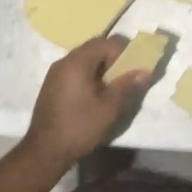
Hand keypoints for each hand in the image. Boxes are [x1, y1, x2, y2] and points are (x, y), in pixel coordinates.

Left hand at [23, 36, 150, 166]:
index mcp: (77, 61)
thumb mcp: (109, 108)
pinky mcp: (52, 85)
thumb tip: (145, 70)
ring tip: (112, 89)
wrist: (46, 149)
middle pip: (93, 48)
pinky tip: (94, 96)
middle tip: (125, 78)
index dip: (123, 51)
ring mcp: (55, 72)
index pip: (105, 42)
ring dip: (100, 68)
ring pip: (83, 60)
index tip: (135, 67)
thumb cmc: (80, 126)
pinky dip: (88, 75)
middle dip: (113, 59)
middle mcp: (64, 61)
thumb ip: (127, 85)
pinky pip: (74, 70)